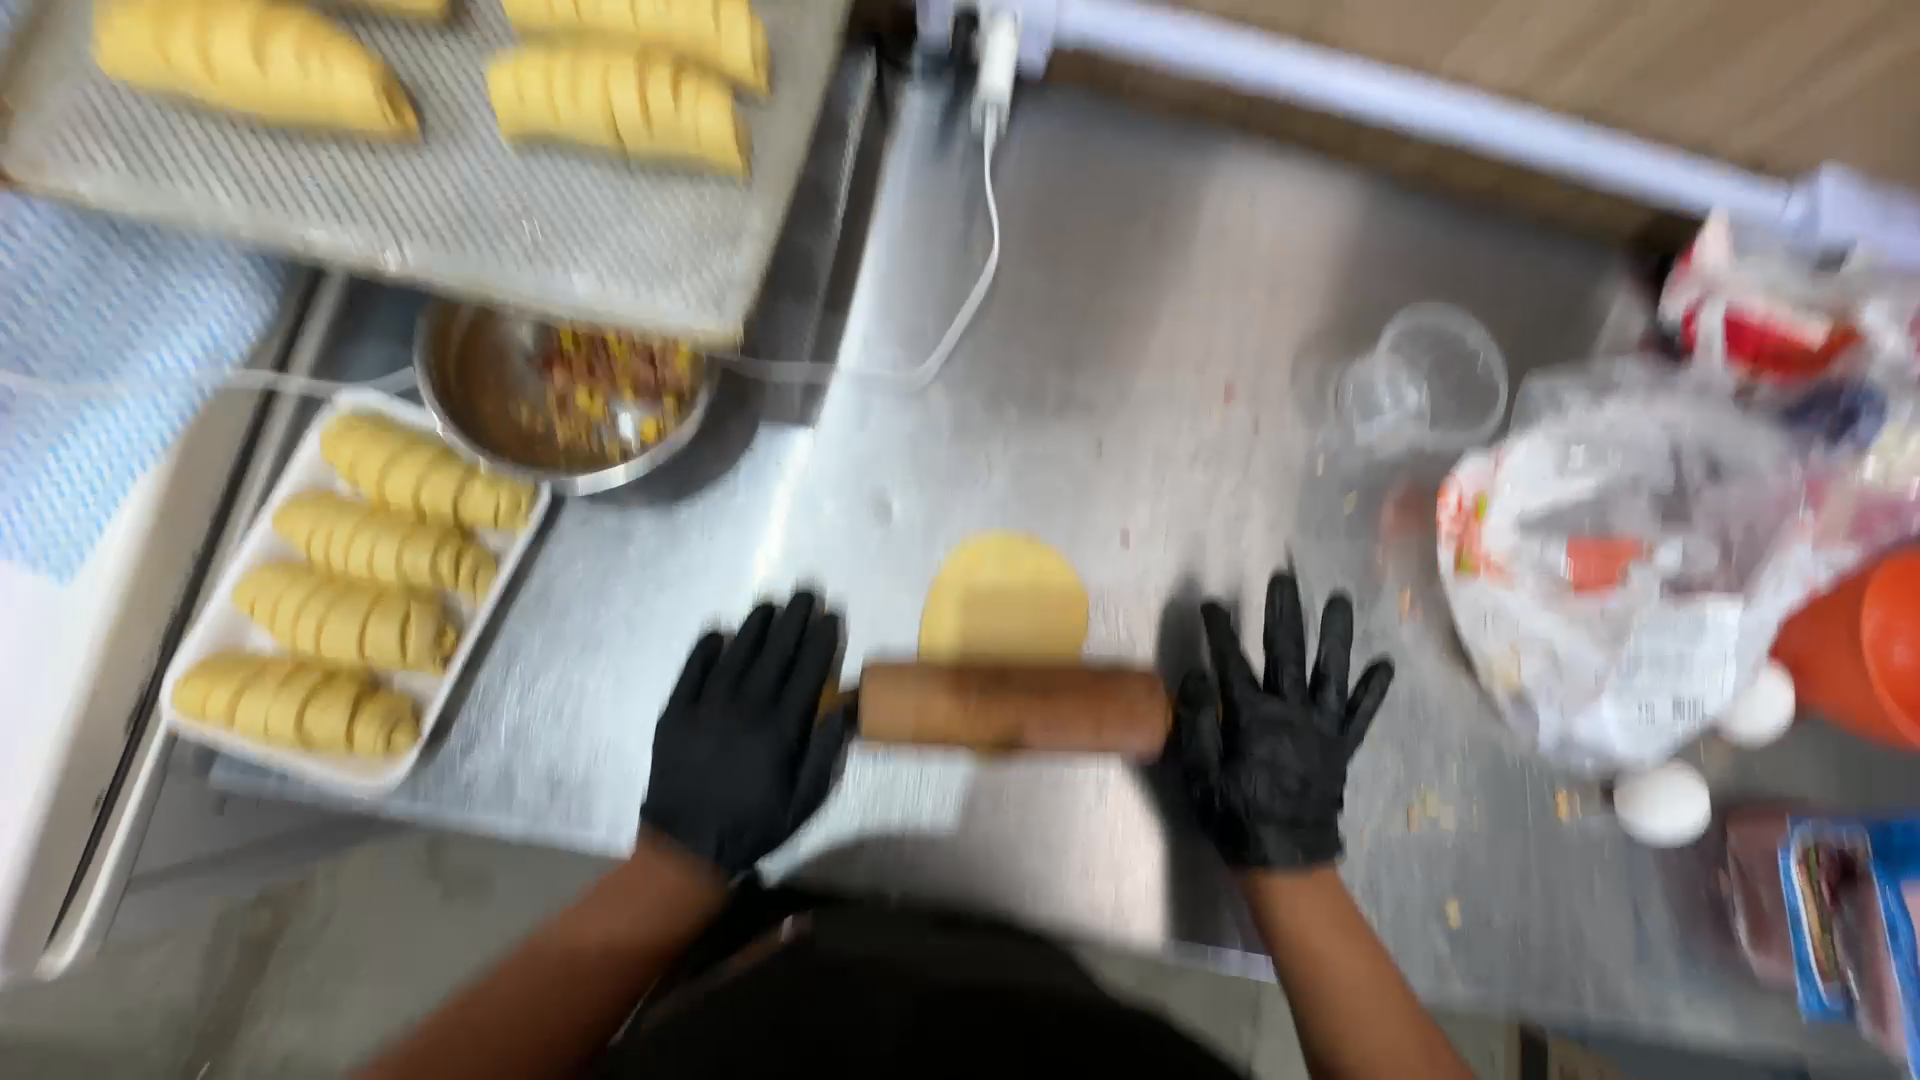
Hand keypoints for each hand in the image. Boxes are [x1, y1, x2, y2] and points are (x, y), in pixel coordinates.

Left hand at [640, 592, 852, 878]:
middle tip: (805, 592)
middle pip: (775, 652)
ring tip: (769, 604)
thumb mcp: (804, 800)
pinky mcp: (675, 713)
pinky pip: (692, 671)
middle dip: (793, 619)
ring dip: (754, 626)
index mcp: (780, 728)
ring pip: (736, 654)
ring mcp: (706, 707)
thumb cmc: (754, 824)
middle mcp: (745, 708)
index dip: (821, 640)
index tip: (831, 615)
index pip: (808, 671)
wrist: (686, 846)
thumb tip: (847, 708)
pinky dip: (705, 649)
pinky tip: (717, 632)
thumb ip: (825, 752)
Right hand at [1168, 571, 1391, 869]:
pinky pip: (1361, 714)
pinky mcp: (1342, 747)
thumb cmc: (1231, 812)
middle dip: (1283, 612)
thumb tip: (1195, 675)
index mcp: (1252, 718)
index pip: (1231, 662)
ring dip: (1335, 634)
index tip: (1212, 605)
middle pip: (1287, 652)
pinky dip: (1373, 689)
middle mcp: (1291, 713)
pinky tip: (1384, 664)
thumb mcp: (1198, 771)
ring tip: (1339, 599)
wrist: (1282, 857)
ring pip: (1330, 672)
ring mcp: (1322, 728)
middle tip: (1282, 579)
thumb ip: (1196, 721)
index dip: (1220, 631)